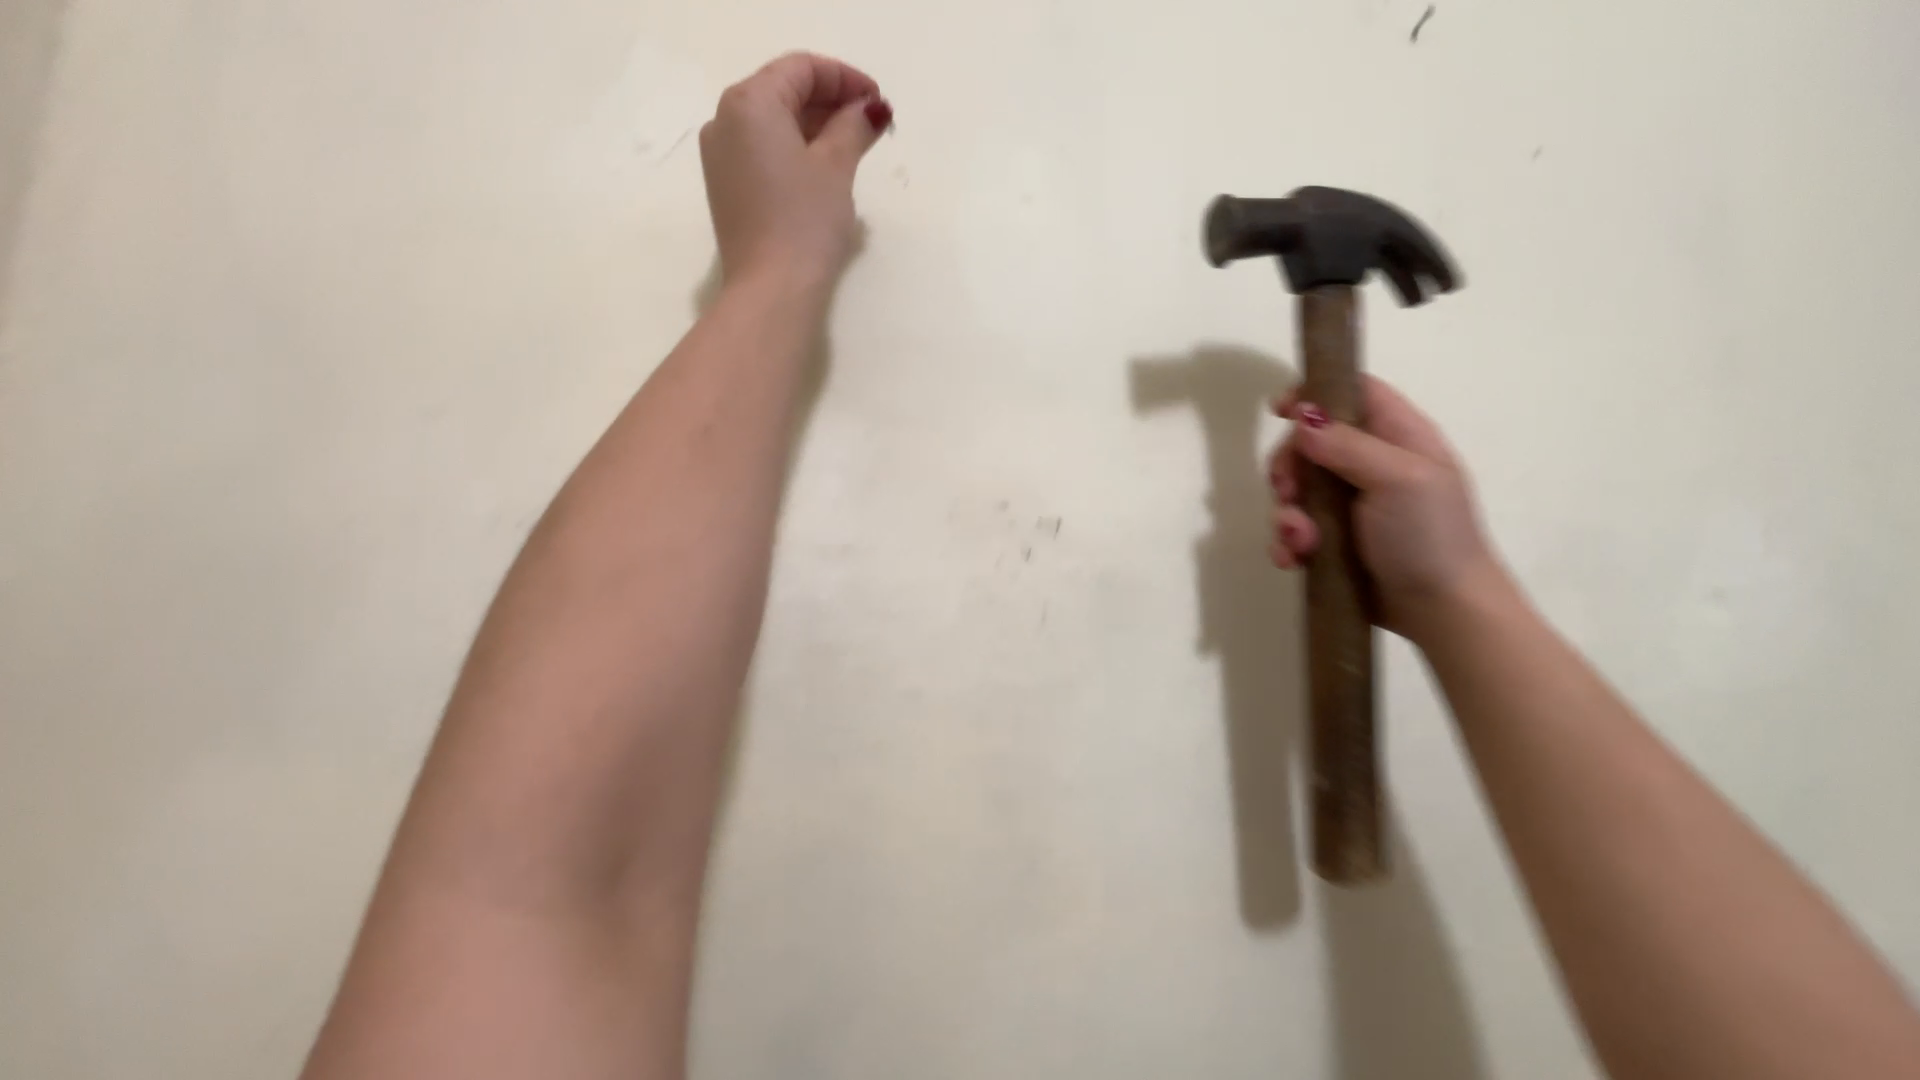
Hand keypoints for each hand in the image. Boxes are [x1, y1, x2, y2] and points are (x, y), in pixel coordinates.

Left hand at [699, 53, 891, 288]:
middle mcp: (725, 121)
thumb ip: (853, 127)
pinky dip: (796, 150)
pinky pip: (763, 152)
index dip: (845, 78)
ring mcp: (722, 157)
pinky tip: (826, 169)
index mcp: (749, 103)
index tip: (878, 102)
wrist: (771, 290)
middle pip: (783, 92)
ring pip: (773, 124)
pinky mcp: (728, 188)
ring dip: (815, 127)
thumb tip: (869, 110)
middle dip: (830, 102)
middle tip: (872, 124)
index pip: (801, 69)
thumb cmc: (805, 221)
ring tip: (856, 147)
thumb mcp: (836, 167)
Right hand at [1268, 376, 1510, 639]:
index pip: (1351, 392)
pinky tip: (1293, 558)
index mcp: (1397, 436)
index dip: (1314, 393)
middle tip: (1288, 491)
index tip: (1280, 410)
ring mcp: (1347, 506)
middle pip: (1309, 442)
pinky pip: (1293, 530)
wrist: (1441, 610)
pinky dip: (1286, 542)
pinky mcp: (1330, 541)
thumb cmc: (1431, 535)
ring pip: (1295, 490)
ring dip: (1286, 513)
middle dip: (1289, 466)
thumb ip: (1349, 444)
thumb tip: (1302, 418)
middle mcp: (1368, 464)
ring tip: (1300, 540)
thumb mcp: (1400, 479)